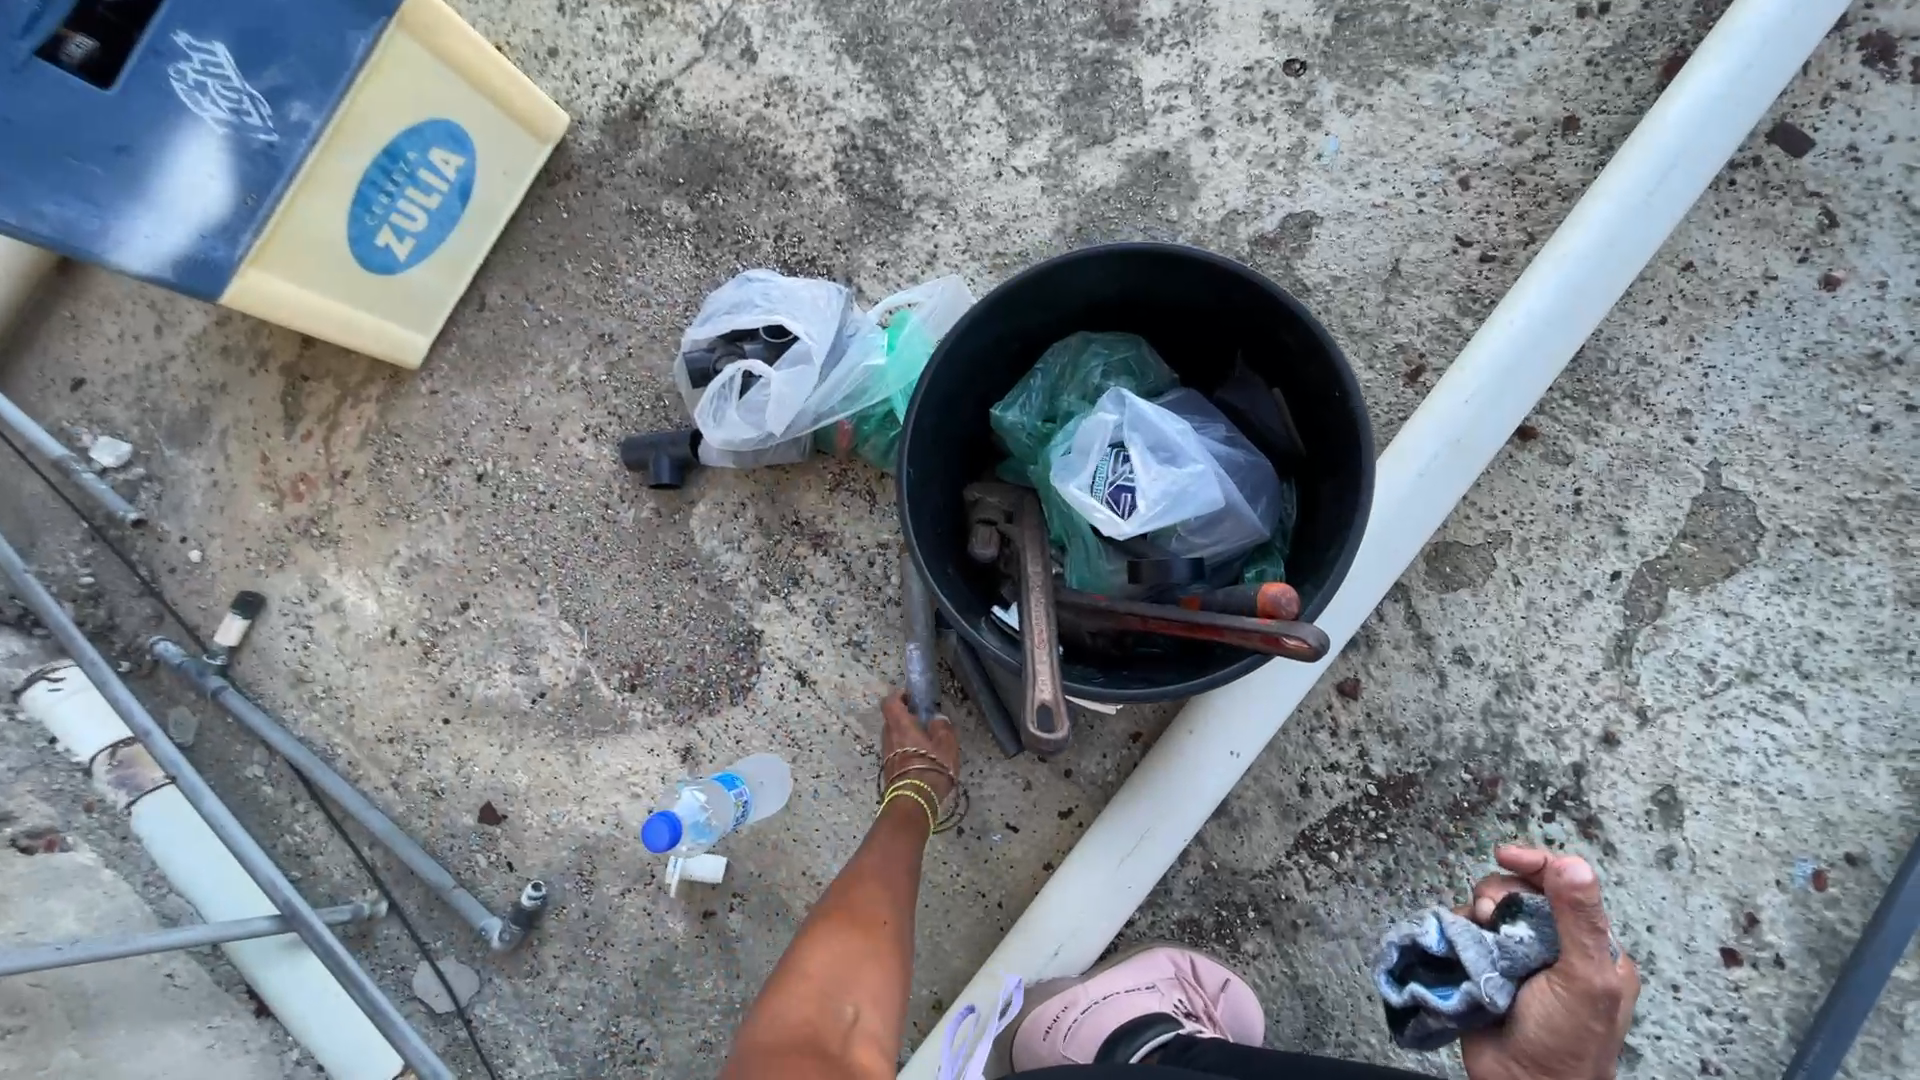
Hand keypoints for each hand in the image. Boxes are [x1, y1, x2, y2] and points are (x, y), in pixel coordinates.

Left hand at [879, 690, 959, 803]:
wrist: (913, 802)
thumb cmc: (931, 768)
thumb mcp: (947, 745)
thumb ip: (943, 728)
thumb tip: (936, 719)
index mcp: (900, 725)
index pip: (890, 702)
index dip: (899, 696)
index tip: (912, 697)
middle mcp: (888, 737)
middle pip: (892, 720)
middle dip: (906, 718)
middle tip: (924, 722)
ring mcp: (886, 755)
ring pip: (894, 737)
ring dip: (906, 736)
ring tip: (926, 744)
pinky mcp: (888, 770)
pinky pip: (896, 752)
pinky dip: (906, 751)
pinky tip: (922, 760)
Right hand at [1460, 846, 1639, 1079]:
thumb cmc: (1565, 1040)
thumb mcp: (1584, 979)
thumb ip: (1579, 921)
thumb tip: (1574, 863)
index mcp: (1592, 947)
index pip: (1565, 885)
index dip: (1535, 863)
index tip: (1504, 856)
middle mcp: (1554, 944)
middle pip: (1520, 889)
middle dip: (1501, 893)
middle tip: (1491, 915)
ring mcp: (1516, 954)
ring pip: (1488, 905)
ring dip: (1478, 912)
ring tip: (1478, 935)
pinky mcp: (1483, 962)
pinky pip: (1465, 926)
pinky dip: (1460, 928)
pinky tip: (1463, 947)